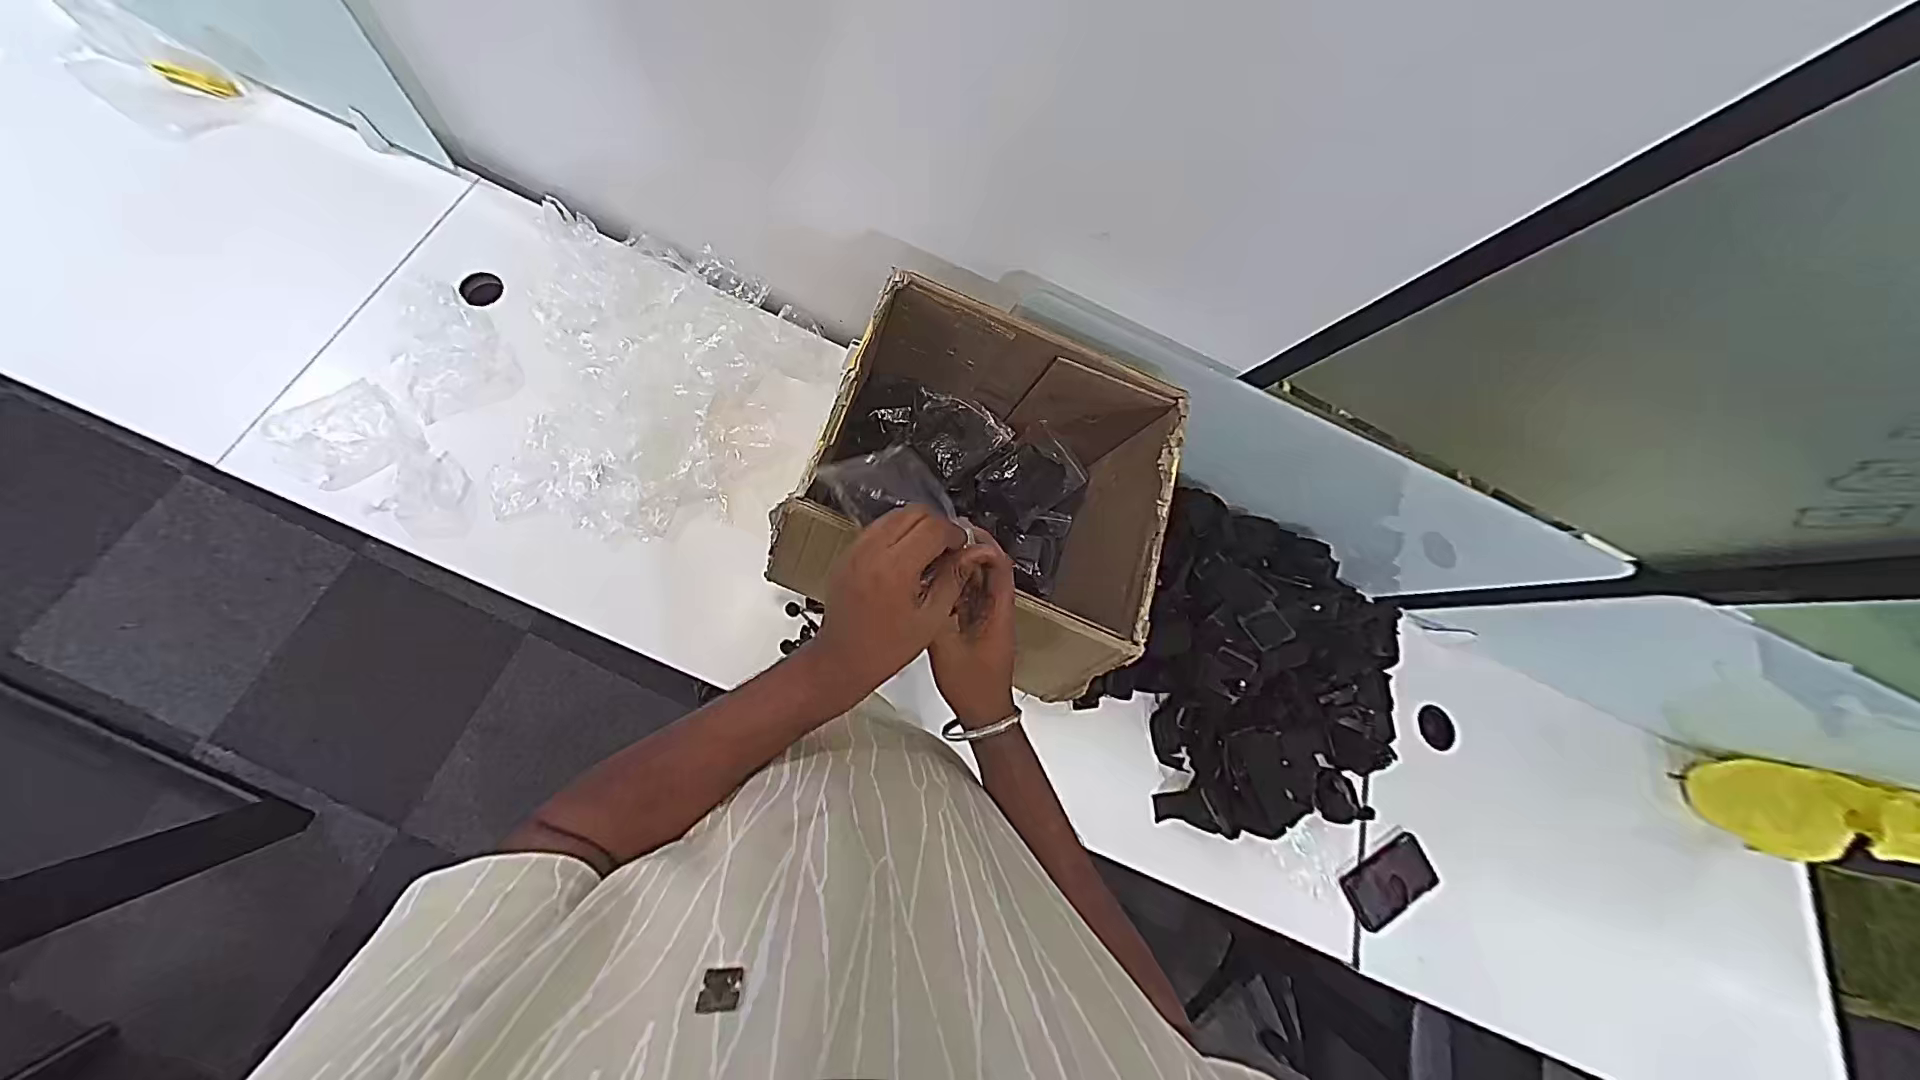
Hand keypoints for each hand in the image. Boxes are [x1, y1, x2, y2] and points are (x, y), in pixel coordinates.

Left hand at [805, 505, 969, 700]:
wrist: (843, 659)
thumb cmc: (882, 649)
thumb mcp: (931, 619)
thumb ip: (952, 580)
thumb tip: (968, 556)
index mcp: (894, 570)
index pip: (933, 527)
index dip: (954, 533)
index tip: (961, 545)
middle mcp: (871, 554)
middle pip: (914, 512)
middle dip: (937, 524)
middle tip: (947, 545)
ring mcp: (856, 552)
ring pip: (895, 516)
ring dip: (917, 526)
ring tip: (928, 552)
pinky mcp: (848, 555)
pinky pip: (877, 528)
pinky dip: (897, 533)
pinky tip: (906, 558)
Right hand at [929, 525, 1017, 727]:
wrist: (984, 713)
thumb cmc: (973, 687)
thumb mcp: (947, 649)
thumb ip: (936, 616)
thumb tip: (926, 589)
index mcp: (999, 612)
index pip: (1000, 567)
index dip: (984, 545)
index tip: (964, 531)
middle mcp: (998, 612)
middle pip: (990, 570)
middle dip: (971, 550)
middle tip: (947, 536)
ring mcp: (989, 620)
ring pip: (979, 584)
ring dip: (963, 567)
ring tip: (939, 553)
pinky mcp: (979, 628)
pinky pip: (971, 599)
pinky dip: (957, 586)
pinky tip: (938, 583)